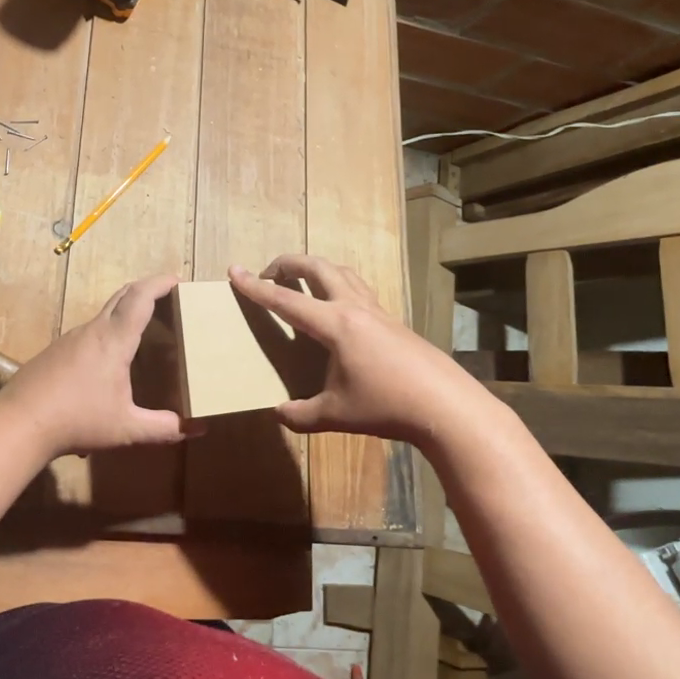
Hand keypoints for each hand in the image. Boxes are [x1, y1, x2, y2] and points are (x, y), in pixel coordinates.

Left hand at [0, 274, 197, 457]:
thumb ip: (165, 428)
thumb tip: (199, 429)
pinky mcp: (55, 351)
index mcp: (114, 340)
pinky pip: (88, 332)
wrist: (19, 423)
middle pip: (122, 296)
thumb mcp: (127, 429)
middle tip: (167, 297)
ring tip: (143, 329)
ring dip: (125, 312)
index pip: (140, 298)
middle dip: (146, 289)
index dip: (159, 283)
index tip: (177, 279)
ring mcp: (70, 339)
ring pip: (103, 314)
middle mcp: (92, 331)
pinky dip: (107, 332)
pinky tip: (110, 360)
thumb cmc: (77, 420)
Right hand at [229, 255, 469, 444]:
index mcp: (335, 324)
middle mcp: (354, 307)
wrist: (445, 405)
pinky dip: (337, 285)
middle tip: (268, 274)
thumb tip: (280, 413)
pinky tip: (336, 310)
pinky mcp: (392, 320)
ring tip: (300, 283)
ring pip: (342, 272)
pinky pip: (357, 288)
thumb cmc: (386, 406)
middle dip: (287, 263)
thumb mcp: (335, 415)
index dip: (256, 287)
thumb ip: (301, 414)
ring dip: (316, 269)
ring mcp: (377, 310)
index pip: (285, 300)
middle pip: (317, 267)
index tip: (234, 271)